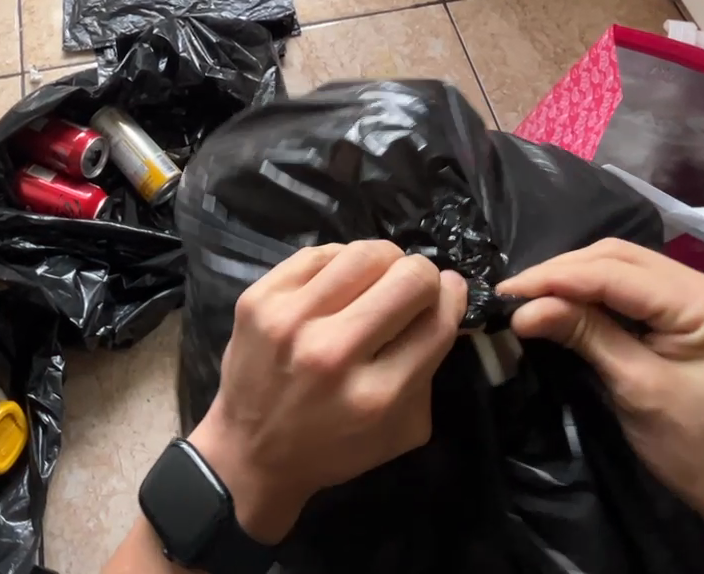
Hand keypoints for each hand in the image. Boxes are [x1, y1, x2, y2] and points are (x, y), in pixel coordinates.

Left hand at [187, 240, 468, 544]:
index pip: (436, 323)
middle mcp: (333, 351)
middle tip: (414, 285)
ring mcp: (290, 318)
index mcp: (376, 395)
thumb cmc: (334, 445)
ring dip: (383, 259)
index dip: (453, 298)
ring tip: (379, 275)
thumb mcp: (402, 429)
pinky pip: (317, 253)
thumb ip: (430, 368)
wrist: (250, 449)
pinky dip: (339, 259)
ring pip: (362, 254)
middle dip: (423, 275)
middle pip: (407, 279)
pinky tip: (341, 277)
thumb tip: (447, 301)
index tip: (452, 290)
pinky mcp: (259, 297)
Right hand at [497, 240, 703, 573]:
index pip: (617, 274)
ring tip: (534, 295)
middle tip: (515, 293)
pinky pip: (637, 285)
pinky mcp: (700, 312)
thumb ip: (583, 335)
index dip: (556, 277)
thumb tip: (521, 308)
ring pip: (626, 265)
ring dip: (576, 277)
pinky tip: (568, 300)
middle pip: (621, 258)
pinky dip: (597, 289)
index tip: (507, 291)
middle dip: (563, 272)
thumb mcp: (638, 390)